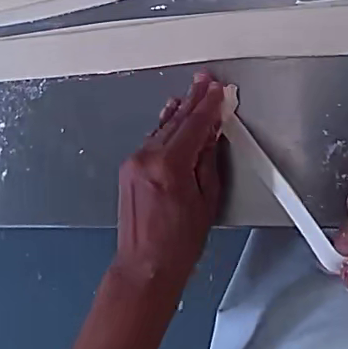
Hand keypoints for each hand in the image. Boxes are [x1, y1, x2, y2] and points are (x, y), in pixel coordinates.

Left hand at [112, 73, 225, 290]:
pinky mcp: (129, 169)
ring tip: (192, 94)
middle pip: (177, 120)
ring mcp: (134, 162)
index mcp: (170, 166)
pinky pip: (152, 140)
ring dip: (179, 111)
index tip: (218, 91)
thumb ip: (208, 160)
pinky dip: (166, 128)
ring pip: (162, 128)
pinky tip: (173, 118)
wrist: (145, 267)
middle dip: (194, 100)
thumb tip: (210, 135)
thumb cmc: (178, 243)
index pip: (194, 124)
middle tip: (205, 81)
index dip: (209, 105)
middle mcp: (147, 159)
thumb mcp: (207, 199)